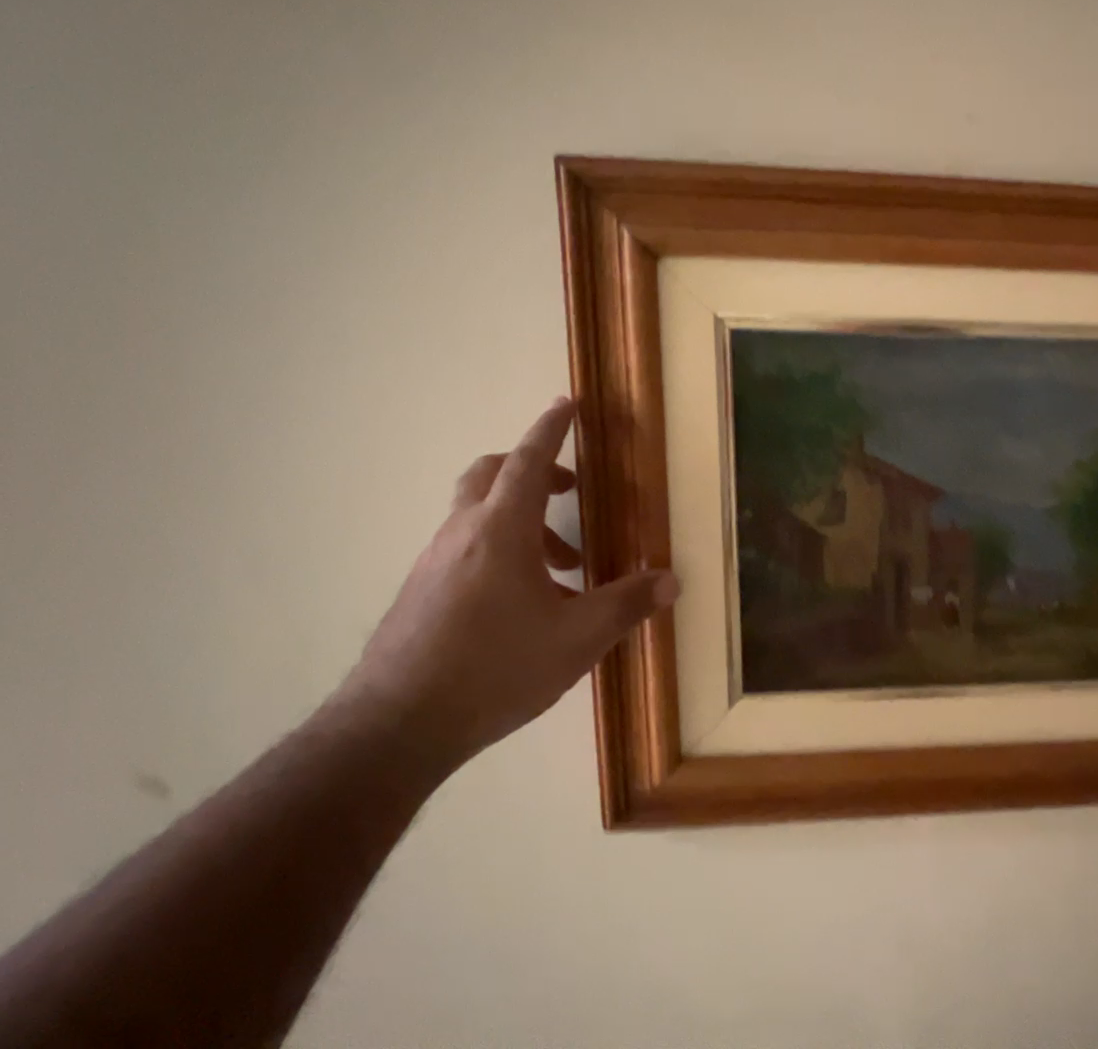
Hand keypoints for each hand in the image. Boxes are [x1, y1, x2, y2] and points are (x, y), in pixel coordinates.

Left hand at [343, 399, 678, 764]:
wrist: (398, 724)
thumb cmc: (496, 667)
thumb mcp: (578, 639)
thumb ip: (627, 605)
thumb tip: (670, 579)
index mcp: (500, 531)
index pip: (527, 461)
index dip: (550, 430)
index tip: (567, 403)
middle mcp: (461, 534)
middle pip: (491, 476)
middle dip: (533, 471)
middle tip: (569, 491)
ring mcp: (434, 564)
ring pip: (478, 517)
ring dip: (523, 524)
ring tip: (564, 572)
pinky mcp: (420, 594)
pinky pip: (466, 550)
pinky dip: (501, 553)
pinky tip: (525, 606)